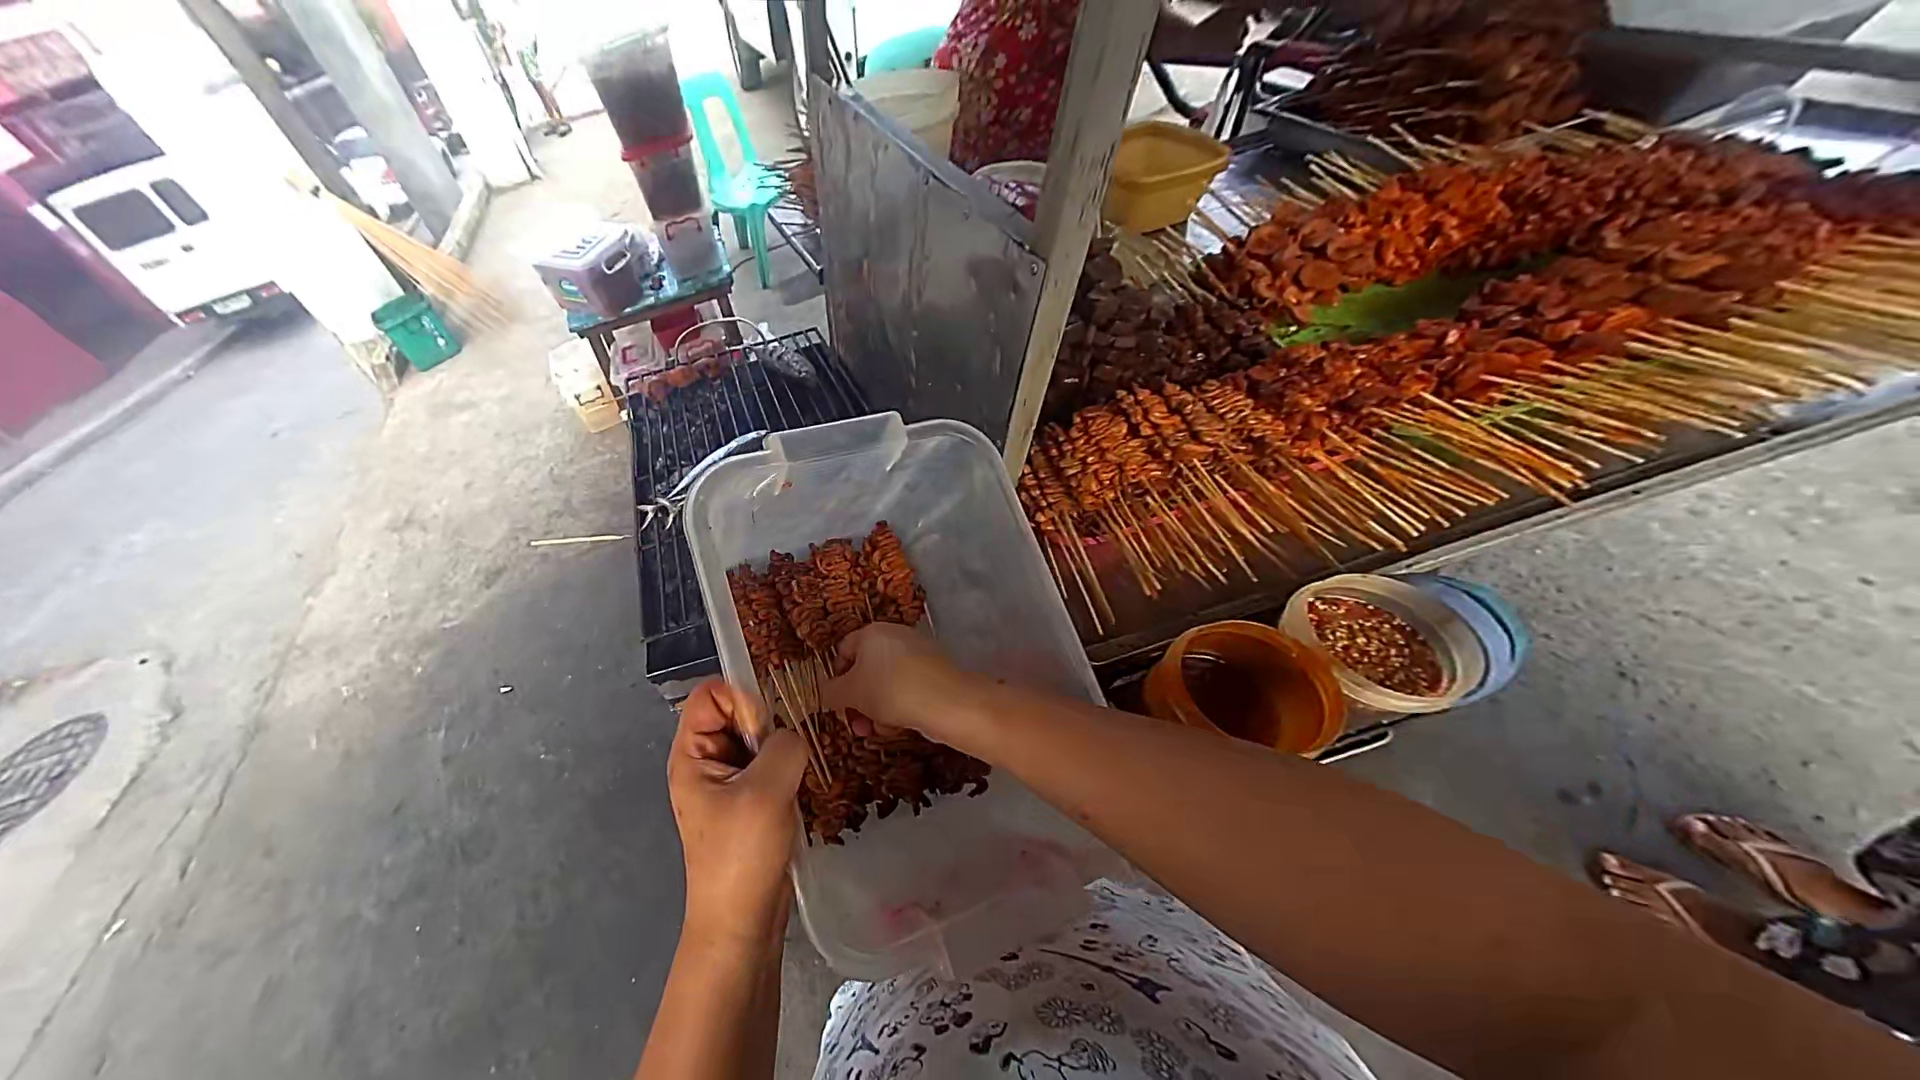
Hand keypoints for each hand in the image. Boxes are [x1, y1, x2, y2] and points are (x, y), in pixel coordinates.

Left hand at [667, 679, 808, 944]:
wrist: (742, 919)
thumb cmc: (742, 854)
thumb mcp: (766, 791)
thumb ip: (784, 745)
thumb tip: (793, 735)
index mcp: (692, 755)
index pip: (711, 694)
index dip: (741, 699)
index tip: (764, 730)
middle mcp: (707, 761)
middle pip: (737, 711)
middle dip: (768, 723)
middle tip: (787, 753)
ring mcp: (730, 780)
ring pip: (759, 738)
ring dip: (783, 746)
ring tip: (797, 772)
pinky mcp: (752, 797)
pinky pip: (771, 762)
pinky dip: (789, 765)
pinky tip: (800, 785)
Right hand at [822, 623, 989, 749]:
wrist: (947, 701)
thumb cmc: (890, 690)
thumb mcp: (850, 693)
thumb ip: (829, 692)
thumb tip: (822, 692)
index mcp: (872, 632)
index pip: (842, 651)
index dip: (835, 678)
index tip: (835, 703)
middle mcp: (894, 636)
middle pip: (865, 670)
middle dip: (856, 701)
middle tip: (855, 724)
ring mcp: (917, 653)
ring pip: (885, 683)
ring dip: (875, 709)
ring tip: (876, 731)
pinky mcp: (933, 671)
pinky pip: (906, 688)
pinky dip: (898, 706)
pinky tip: (896, 726)